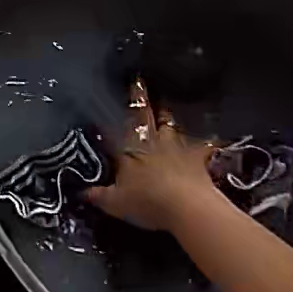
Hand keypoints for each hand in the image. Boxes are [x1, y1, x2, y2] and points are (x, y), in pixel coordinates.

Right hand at [80, 78, 223, 231]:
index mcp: (127, 152)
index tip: (96, 104)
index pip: (111, 131)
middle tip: (138, 81)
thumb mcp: (115, 204)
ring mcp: (175, 149)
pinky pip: (203, 147)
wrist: (190, 210)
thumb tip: (79, 192)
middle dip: (138, 100)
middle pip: (142, 117)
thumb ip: (97, 196)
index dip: (104, 119)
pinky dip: (207, 141)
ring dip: (167, 116)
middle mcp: (149, 144)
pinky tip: (213, 136)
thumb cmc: (148, 204)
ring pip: (169, 126)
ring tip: (166, 105)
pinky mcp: (199, 160)